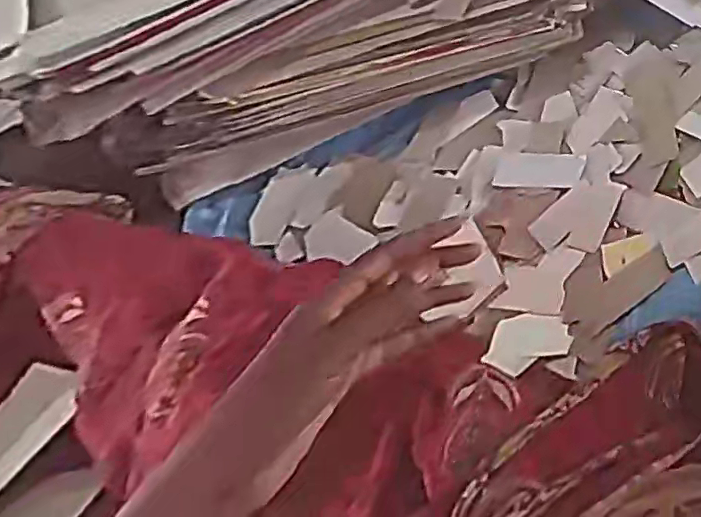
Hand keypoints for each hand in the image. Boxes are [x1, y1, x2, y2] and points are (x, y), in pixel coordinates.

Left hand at [251, 217, 480, 397]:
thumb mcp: (332, 351)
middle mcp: (339, 317)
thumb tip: (428, 270)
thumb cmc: (270, 405)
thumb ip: (383, 310)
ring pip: (401, 309)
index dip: (423, 237)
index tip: (460, 224)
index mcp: (329, 303)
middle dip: (436, 262)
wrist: (226, 475)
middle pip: (396, 278)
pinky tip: (450, 324)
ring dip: (437, 296)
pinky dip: (426, 330)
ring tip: (473, 287)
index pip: (385, 257)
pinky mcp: (349, 372)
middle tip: (475, 252)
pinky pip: (397, 341)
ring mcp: (345, 345)